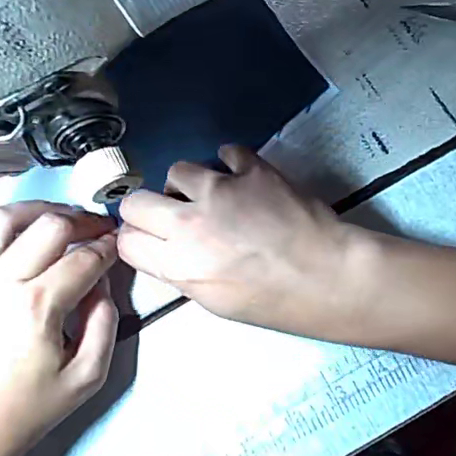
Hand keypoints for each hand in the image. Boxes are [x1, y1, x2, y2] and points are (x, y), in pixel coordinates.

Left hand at [0, 201, 119, 455]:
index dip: (109, 247)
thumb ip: (105, 323)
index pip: (85, 258)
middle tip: (95, 227)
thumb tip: (101, 286)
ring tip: (49, 217)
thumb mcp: (86, 377)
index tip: (117, 245)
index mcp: (38, 306)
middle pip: (48, 226)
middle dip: (81, 220)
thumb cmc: (18, 415)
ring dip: (31, 210)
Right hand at [115, 146, 369, 336]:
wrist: (327, 275)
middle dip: (150, 208)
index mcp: (179, 265)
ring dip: (191, 184)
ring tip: (216, 197)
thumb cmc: (276, 300)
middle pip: (136, 202)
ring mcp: (220, 191)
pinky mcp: (252, 170)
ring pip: (178, 170)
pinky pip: (226, 153)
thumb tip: (166, 252)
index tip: (153, 238)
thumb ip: (182, 272)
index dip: (140, 239)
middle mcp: (190, 224)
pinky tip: (246, 180)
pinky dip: (232, 165)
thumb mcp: (216, 302)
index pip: (128, 241)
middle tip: (177, 215)